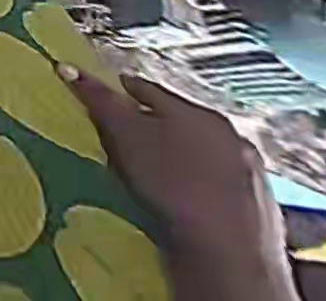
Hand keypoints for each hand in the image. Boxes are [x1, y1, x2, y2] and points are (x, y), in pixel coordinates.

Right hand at [62, 67, 299, 300]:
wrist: (228, 257)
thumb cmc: (169, 183)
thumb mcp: (122, 134)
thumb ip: (96, 99)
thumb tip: (65, 67)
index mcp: (197, 111)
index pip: (147, 89)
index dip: (120, 91)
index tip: (104, 99)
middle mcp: (230, 135)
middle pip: (177, 120)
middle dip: (152, 124)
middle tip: (125, 136)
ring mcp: (251, 174)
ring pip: (200, 152)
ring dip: (178, 155)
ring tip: (151, 170)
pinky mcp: (261, 211)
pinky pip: (217, 184)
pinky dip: (198, 184)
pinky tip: (181, 198)